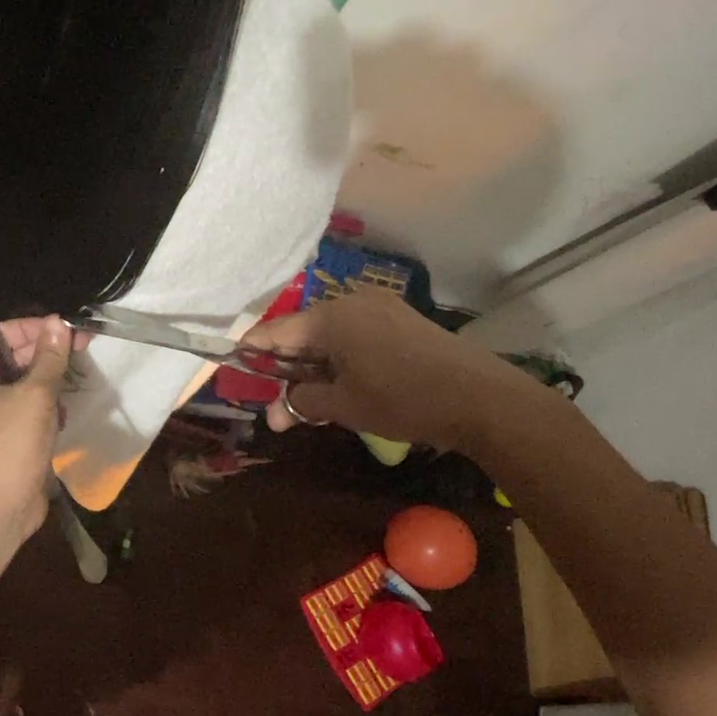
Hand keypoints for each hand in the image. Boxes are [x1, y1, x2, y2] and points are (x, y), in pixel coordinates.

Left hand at [0, 316, 86, 533]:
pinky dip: (47, 406)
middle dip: (45, 353)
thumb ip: (49, 358)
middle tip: (81, 345)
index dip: (29, 328)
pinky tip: (61, 415)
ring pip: (26, 382)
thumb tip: (57, 323)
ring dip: (49, 381)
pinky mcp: (11, 432)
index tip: (60, 327)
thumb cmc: (12, 445)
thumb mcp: (35, 396)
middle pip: (13, 357)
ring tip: (72, 380)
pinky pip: (31, 406)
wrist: (4, 506)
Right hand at [241, 288, 547, 451]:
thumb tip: (275, 412)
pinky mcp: (403, 320)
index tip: (233, 370)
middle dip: (286, 368)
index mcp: (329, 317)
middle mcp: (351, 302)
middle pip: (302, 333)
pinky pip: (356, 335)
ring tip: (313, 402)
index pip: (274, 332)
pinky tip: (346, 386)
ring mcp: (380, 308)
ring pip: (330, 336)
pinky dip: (342, 359)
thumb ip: (300, 403)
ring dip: (316, 366)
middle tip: (278, 405)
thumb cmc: (402, 399)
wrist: (483, 399)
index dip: (251, 353)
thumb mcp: (342, 406)